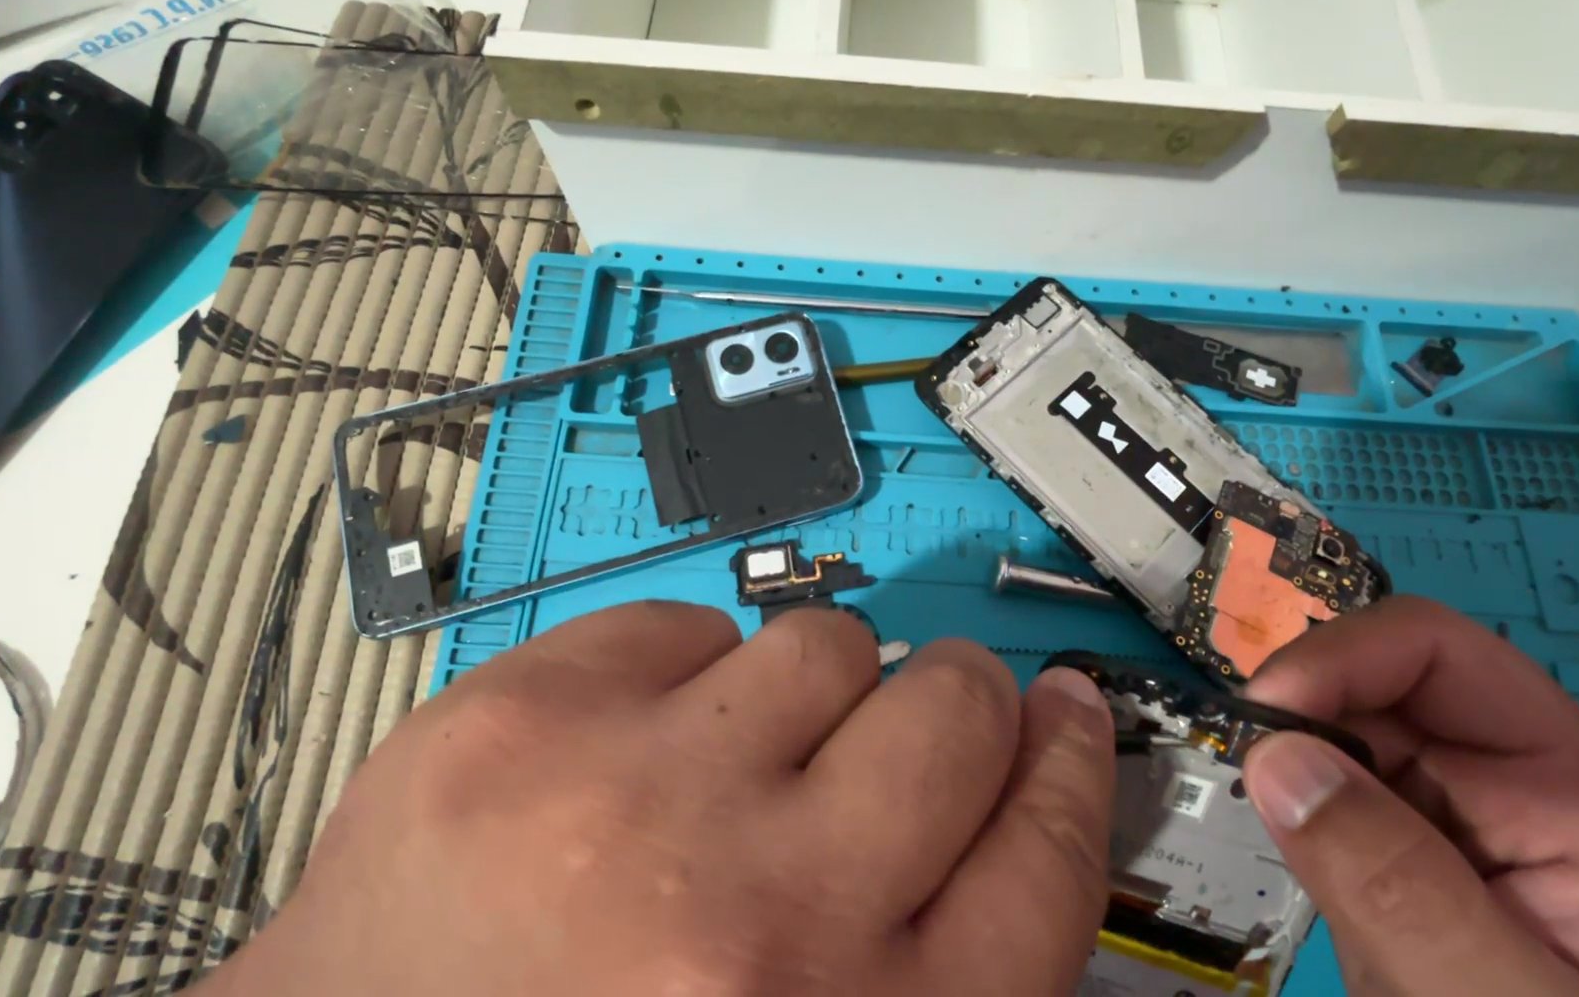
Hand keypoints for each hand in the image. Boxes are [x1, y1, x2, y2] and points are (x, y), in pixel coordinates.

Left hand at [196, 602, 1116, 995]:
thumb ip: (940, 956)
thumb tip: (1012, 793)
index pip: (1039, 857)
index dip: (1062, 769)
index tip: (1061, 715)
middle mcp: (758, 923)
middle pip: (951, 715)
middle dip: (951, 704)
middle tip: (907, 728)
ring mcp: (628, 804)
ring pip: (822, 643)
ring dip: (807, 691)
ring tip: (737, 763)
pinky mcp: (515, 723)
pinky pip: (679, 623)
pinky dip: (681, 675)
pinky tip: (633, 753)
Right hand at [1239, 596, 1578, 996]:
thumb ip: (1405, 893)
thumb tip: (1272, 757)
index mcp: (1566, 780)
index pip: (1431, 648)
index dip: (1335, 659)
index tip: (1259, 727)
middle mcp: (1503, 774)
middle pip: (1369, 681)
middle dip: (1295, 717)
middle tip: (1245, 789)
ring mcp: (1449, 811)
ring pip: (1336, 731)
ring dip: (1285, 765)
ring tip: (1274, 840)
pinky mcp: (1405, 847)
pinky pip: (1327, 788)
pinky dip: (1286, 805)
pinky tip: (1292, 857)